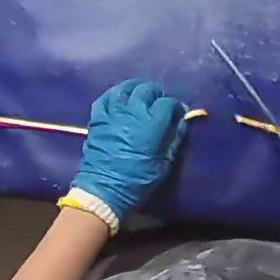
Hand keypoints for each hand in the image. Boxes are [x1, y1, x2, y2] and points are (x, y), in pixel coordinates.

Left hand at [69, 79, 190, 222]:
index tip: (178, 113)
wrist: (104, 191)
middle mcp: (132, 112)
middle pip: (146, 89)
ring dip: (135, 88)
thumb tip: (182, 120)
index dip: (176, 106)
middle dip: (156, 94)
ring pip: (125, 88)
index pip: (167, 102)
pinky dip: (113, 95)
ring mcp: (112, 113)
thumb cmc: (138, 181)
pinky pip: (104, 98)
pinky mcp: (97, 119)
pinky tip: (119, 98)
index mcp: (151, 123)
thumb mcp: (164, 163)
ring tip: (141, 95)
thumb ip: (174, 139)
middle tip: (159, 103)